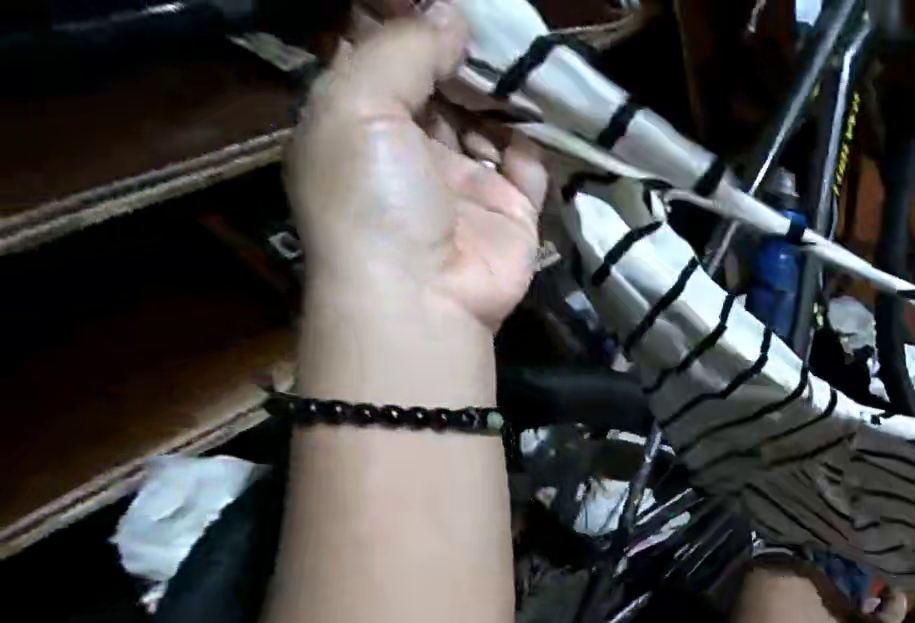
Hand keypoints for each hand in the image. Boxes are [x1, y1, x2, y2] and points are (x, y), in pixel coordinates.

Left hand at [288, 4, 546, 331]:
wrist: (424, 292)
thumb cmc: (374, 194)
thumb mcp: (361, 104)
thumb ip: (404, 52)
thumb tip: (450, 13)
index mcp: (361, 117)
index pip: (387, 57)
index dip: (410, 26)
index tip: (443, 4)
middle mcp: (416, 146)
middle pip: (444, 88)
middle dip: (465, 59)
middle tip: (496, 26)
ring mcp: (469, 183)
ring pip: (491, 125)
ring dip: (504, 97)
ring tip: (526, 63)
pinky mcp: (514, 213)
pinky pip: (529, 169)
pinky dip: (536, 145)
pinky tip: (543, 118)